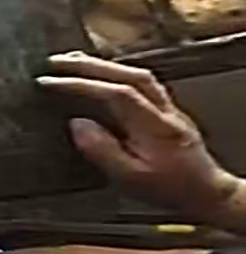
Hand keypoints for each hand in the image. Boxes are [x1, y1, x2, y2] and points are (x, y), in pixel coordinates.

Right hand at [37, 52, 244, 227]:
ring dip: (104, 65)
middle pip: (133, 77)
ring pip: (141, 77)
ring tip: (70, 61)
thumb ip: (100, 149)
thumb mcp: (126, 175)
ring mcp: (170, 111)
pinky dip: (114, 73)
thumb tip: (76, 123)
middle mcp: (167, 113)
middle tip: (54, 62)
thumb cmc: (165, 187)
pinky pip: (142, 84)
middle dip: (91, 66)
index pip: (118, 94)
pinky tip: (96, 73)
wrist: (207, 193)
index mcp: (156, 127)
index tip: (46, 83)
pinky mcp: (165, 113)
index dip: (80, 85)